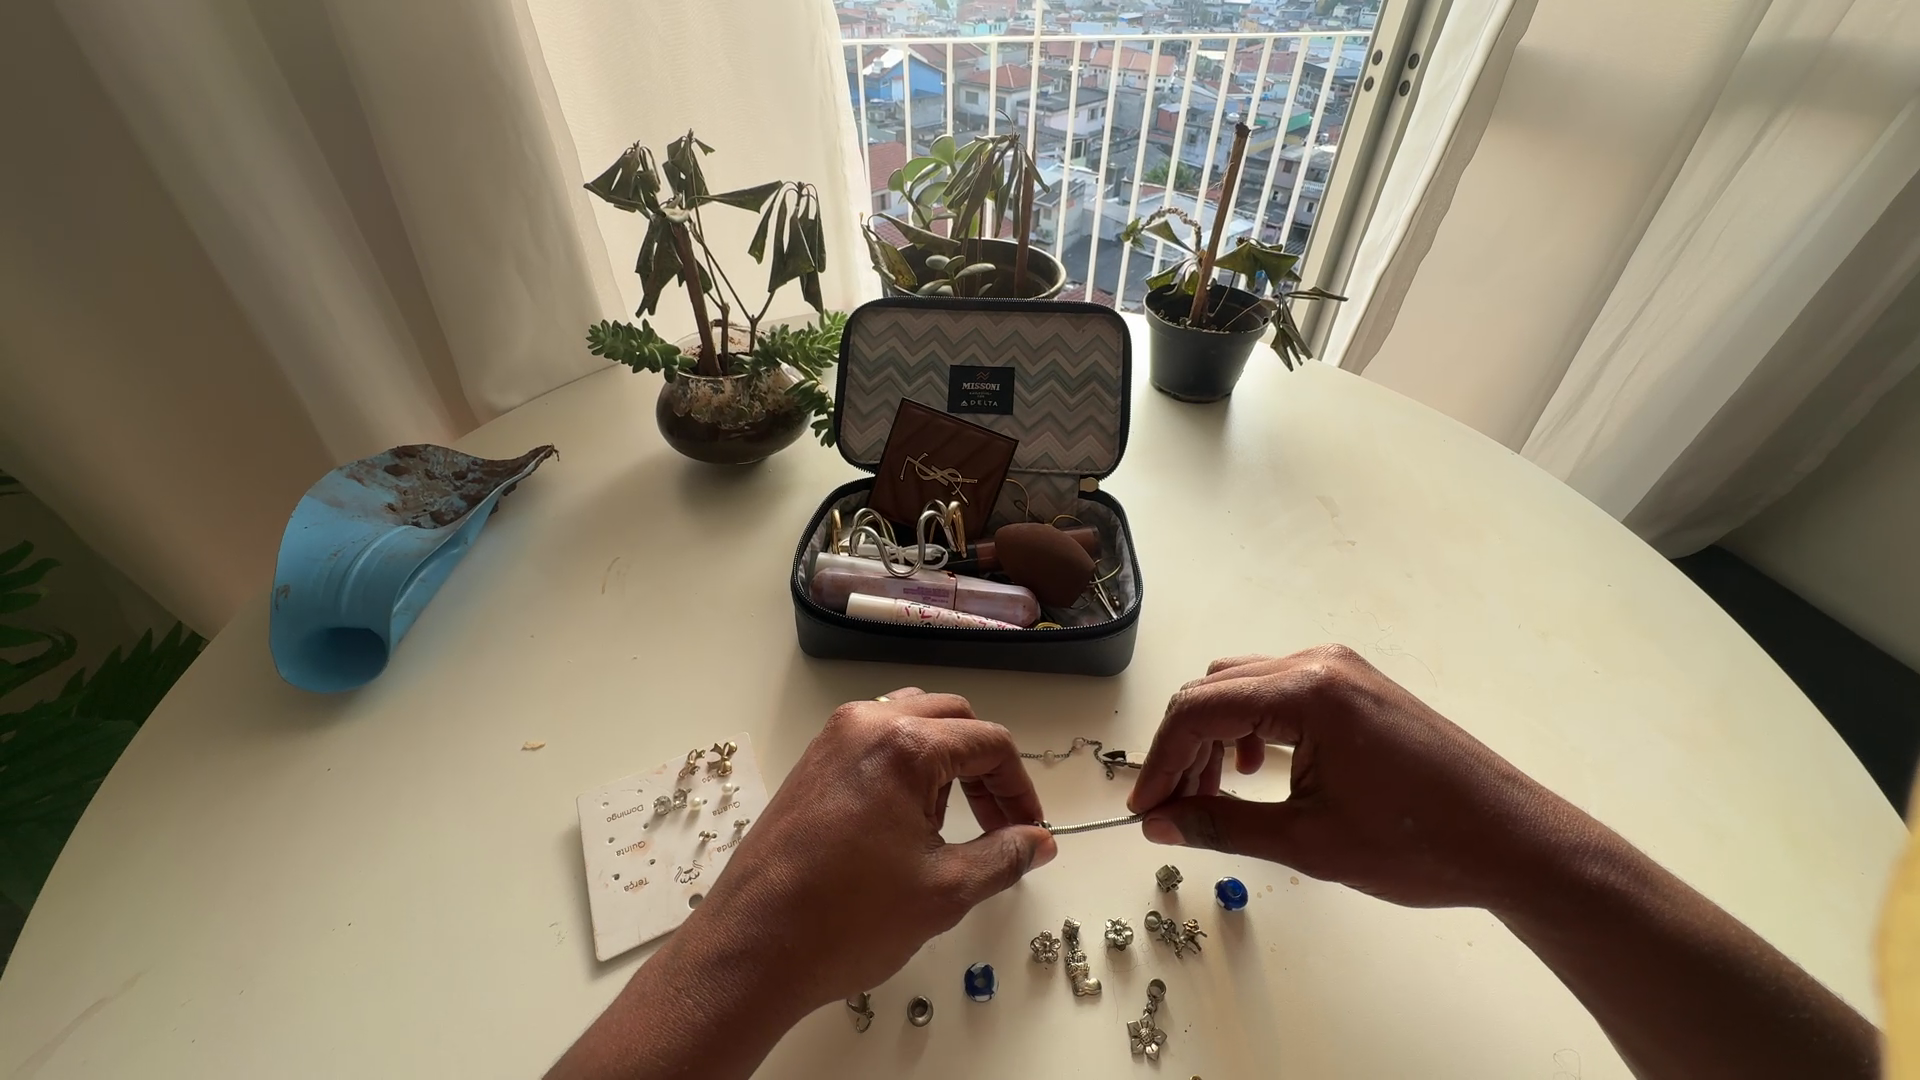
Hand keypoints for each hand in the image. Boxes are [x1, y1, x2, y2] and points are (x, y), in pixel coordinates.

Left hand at [688, 688, 1055, 1006]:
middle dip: (985, 767)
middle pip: (953, 719)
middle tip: (996, 823)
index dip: (1019, 786)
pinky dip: (907, 762)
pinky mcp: (814, 758)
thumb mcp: (944, 889)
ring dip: (945, 760)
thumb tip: (1041, 841)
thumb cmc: (849, 920)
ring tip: (945, 822)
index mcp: (904, 744)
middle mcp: (868, 722)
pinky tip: (903, 817)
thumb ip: (1004, 856)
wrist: (751, 948)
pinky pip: (877, 737)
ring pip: (914, 720)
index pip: (988, 742)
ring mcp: (834, 736)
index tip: (1028, 829)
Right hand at [1128, 645, 1584, 909]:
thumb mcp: (1308, 843)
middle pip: (1212, 691)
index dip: (1161, 761)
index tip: (1143, 808)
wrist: (1520, 844)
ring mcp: (1337, 667)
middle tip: (1172, 807)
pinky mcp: (1351, 683)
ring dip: (1212, 737)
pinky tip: (1254, 770)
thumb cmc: (1421, 846)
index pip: (1199, 711)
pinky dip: (1247, 727)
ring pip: (1239, 688)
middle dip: (1182, 749)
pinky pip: (1273, 692)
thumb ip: (1220, 826)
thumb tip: (1157, 825)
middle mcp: (1316, 661)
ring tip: (1210, 794)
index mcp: (1307, 691)